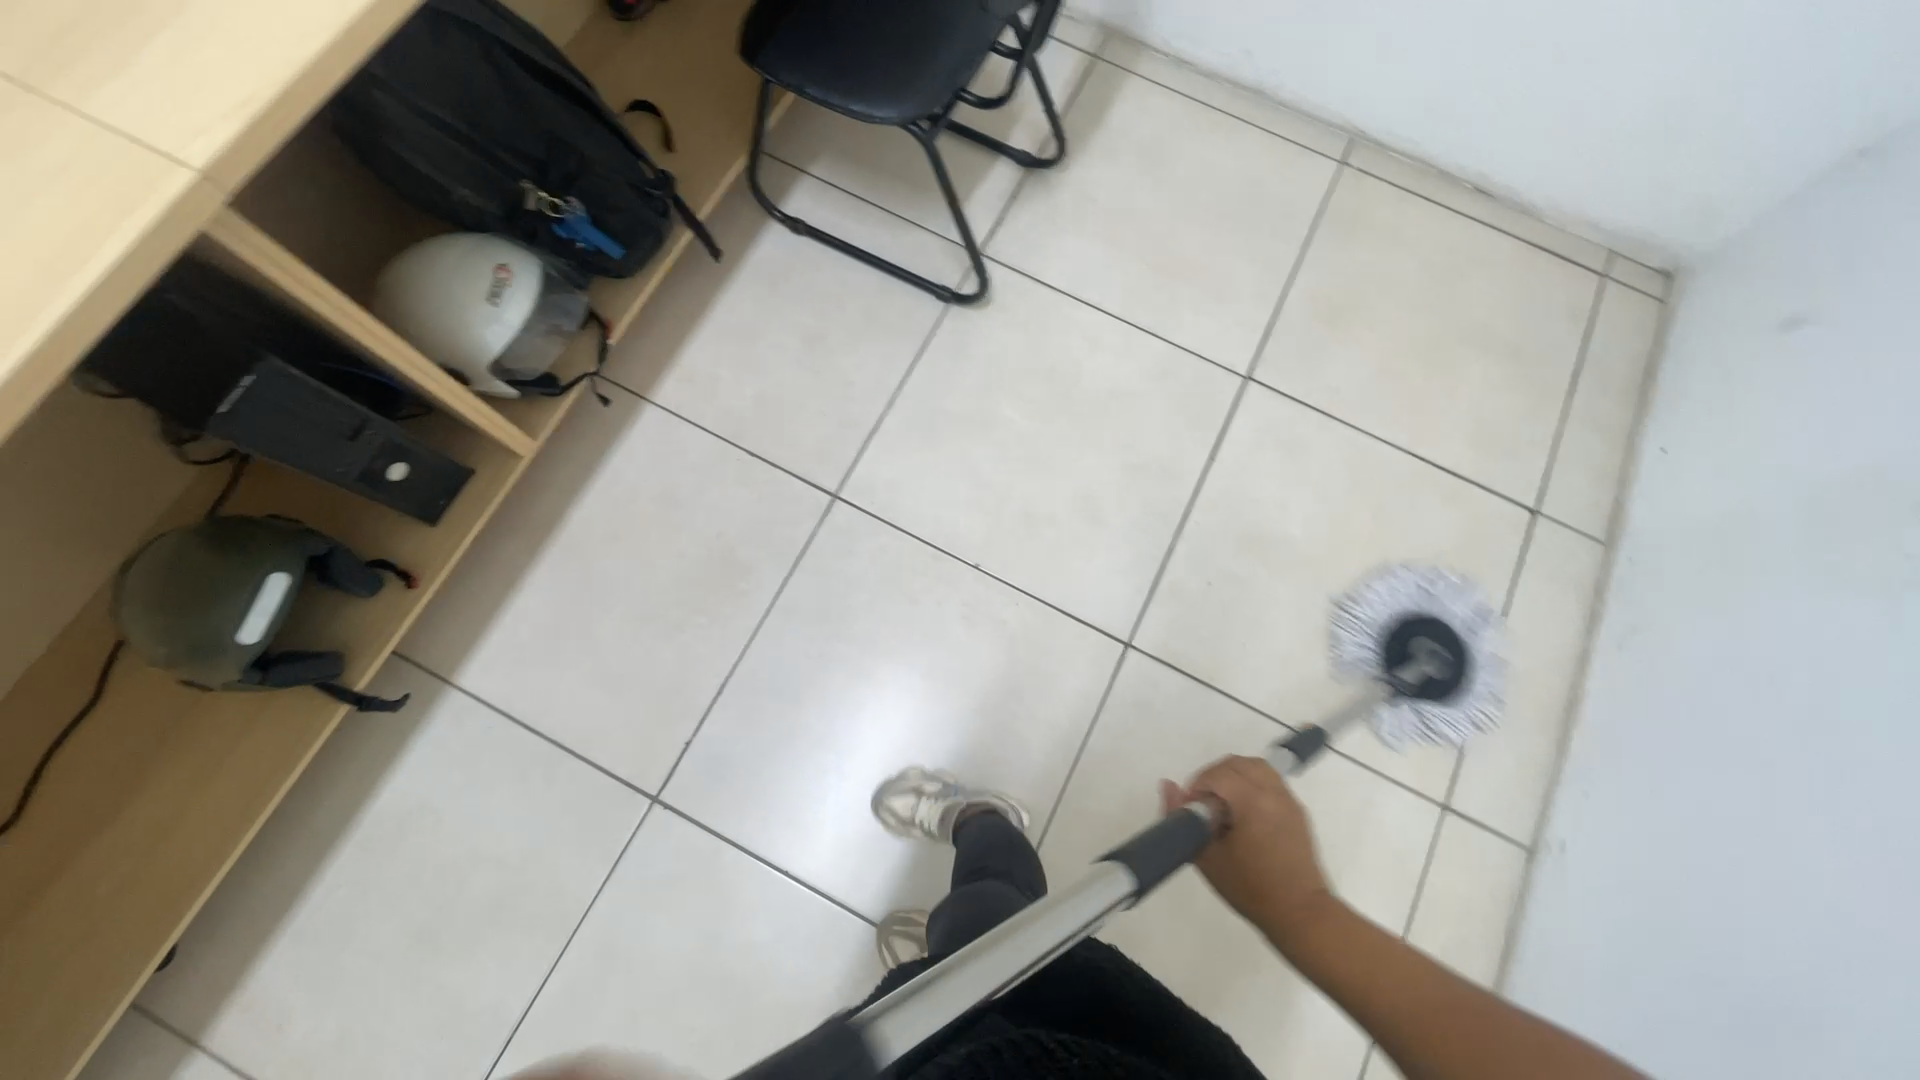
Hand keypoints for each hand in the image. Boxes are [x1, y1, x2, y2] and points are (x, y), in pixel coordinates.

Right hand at [1160, 755, 1337, 946]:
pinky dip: (1251, 784)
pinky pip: (1270, 781)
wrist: (1300, 912)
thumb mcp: (1206, 857)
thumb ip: (1182, 818)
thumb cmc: (1250, 888)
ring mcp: (1289, 800)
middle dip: (1214, 776)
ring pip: (1256, 767)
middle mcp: (1273, 793)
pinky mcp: (1297, 811)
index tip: (1190, 810)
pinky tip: (1243, 814)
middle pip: (1237, 764)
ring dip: (1234, 776)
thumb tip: (1167, 785)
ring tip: (1222, 804)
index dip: (1197, 785)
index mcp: (1252, 802)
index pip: (1217, 774)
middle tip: (1202, 804)